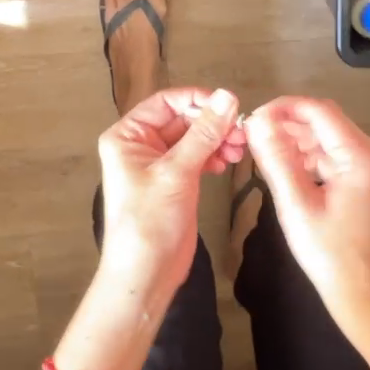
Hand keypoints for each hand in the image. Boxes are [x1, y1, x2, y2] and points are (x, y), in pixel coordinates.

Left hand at [95, 87, 245, 300]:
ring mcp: (158, 164)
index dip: (198, 100)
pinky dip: (214, 156)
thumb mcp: (177, 172)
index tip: (230, 106)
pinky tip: (227, 163)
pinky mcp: (175, 182)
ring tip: (239, 151)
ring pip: (194, 138)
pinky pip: (197, 157)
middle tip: (241, 134)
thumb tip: (229, 95)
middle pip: (183, 119)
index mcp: (127, 136)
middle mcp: (140, 145)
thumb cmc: (150, 221)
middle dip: (213, 123)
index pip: (166, 102)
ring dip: (218, 140)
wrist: (146, 274)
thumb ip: (204, 132)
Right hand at [244, 97, 369, 329]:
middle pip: (326, 121)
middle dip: (288, 124)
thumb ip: (276, 158)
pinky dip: (309, 156)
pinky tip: (285, 167)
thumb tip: (256, 121)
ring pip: (328, 137)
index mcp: (362, 155)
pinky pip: (334, 155)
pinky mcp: (367, 178)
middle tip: (252, 136)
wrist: (360, 291)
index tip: (252, 118)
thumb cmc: (328, 252)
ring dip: (297, 140)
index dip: (283, 108)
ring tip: (263, 151)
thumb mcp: (296, 204)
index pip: (320, 111)